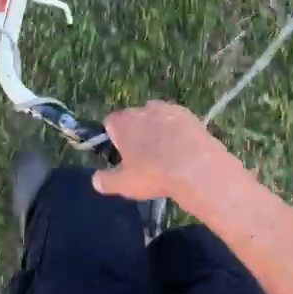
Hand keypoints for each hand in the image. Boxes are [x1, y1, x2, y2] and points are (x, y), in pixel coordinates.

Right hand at [92, 101, 243, 208]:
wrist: (196, 167)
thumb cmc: (154, 174)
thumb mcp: (125, 184)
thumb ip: (106, 181)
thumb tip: (96, 179)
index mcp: (122, 122)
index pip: (110, 122)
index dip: (113, 138)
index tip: (122, 154)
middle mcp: (142, 109)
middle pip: (133, 118)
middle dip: (136, 132)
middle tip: (143, 157)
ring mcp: (166, 108)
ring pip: (155, 117)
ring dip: (156, 129)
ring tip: (165, 153)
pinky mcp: (188, 114)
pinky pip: (175, 120)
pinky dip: (176, 130)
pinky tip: (182, 148)